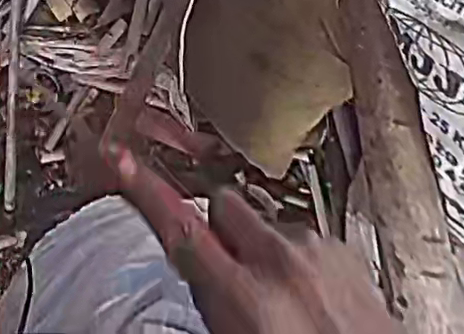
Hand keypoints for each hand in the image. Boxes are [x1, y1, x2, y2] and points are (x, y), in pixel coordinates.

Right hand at [108, 142, 399, 333]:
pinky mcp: (343, 250)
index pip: (180, 231)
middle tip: (230, 274)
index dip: (144, 191)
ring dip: (262, 250)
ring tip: (285, 301)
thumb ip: (211, 305)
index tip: (120, 158)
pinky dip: (297, 258)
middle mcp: (280, 266)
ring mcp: (316, 253)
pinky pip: (299, 234)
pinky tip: (313, 299)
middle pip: (220, 207)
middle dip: (218, 230)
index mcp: (248, 303)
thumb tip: (196, 273)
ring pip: (261, 222)